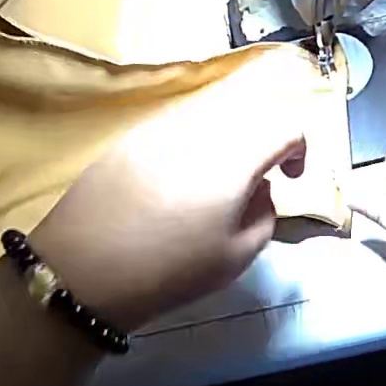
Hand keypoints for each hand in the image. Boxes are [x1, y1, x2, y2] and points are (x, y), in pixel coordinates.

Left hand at [27, 53, 319, 330]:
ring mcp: (158, 128)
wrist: (86, 271)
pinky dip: (192, 146)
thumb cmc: (172, 269)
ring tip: (213, 187)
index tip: (290, 178)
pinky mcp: (128, 138)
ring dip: (227, 143)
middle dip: (263, 143)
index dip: (299, 149)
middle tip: (256, 181)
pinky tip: (175, 185)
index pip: (285, 126)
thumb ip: (266, 212)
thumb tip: (259, 187)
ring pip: (210, 119)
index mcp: (234, 157)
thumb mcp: (238, 255)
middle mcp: (199, 129)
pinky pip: (175, 128)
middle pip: (248, 115)